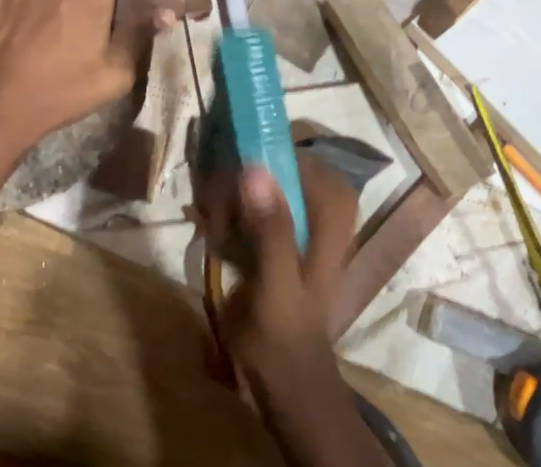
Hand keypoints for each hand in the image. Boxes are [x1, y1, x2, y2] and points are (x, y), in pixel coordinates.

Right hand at [199, 155, 357, 393]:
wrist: (281, 383)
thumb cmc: (284, 335)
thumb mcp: (277, 283)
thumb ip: (272, 228)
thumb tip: (257, 169)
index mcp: (330, 226)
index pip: (313, 167)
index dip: (279, 157)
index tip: (239, 162)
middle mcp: (315, 222)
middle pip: (283, 174)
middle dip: (244, 179)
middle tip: (218, 203)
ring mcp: (292, 233)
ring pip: (261, 189)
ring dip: (231, 197)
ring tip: (212, 222)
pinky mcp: (271, 245)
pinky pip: (247, 210)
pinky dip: (226, 214)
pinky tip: (210, 231)